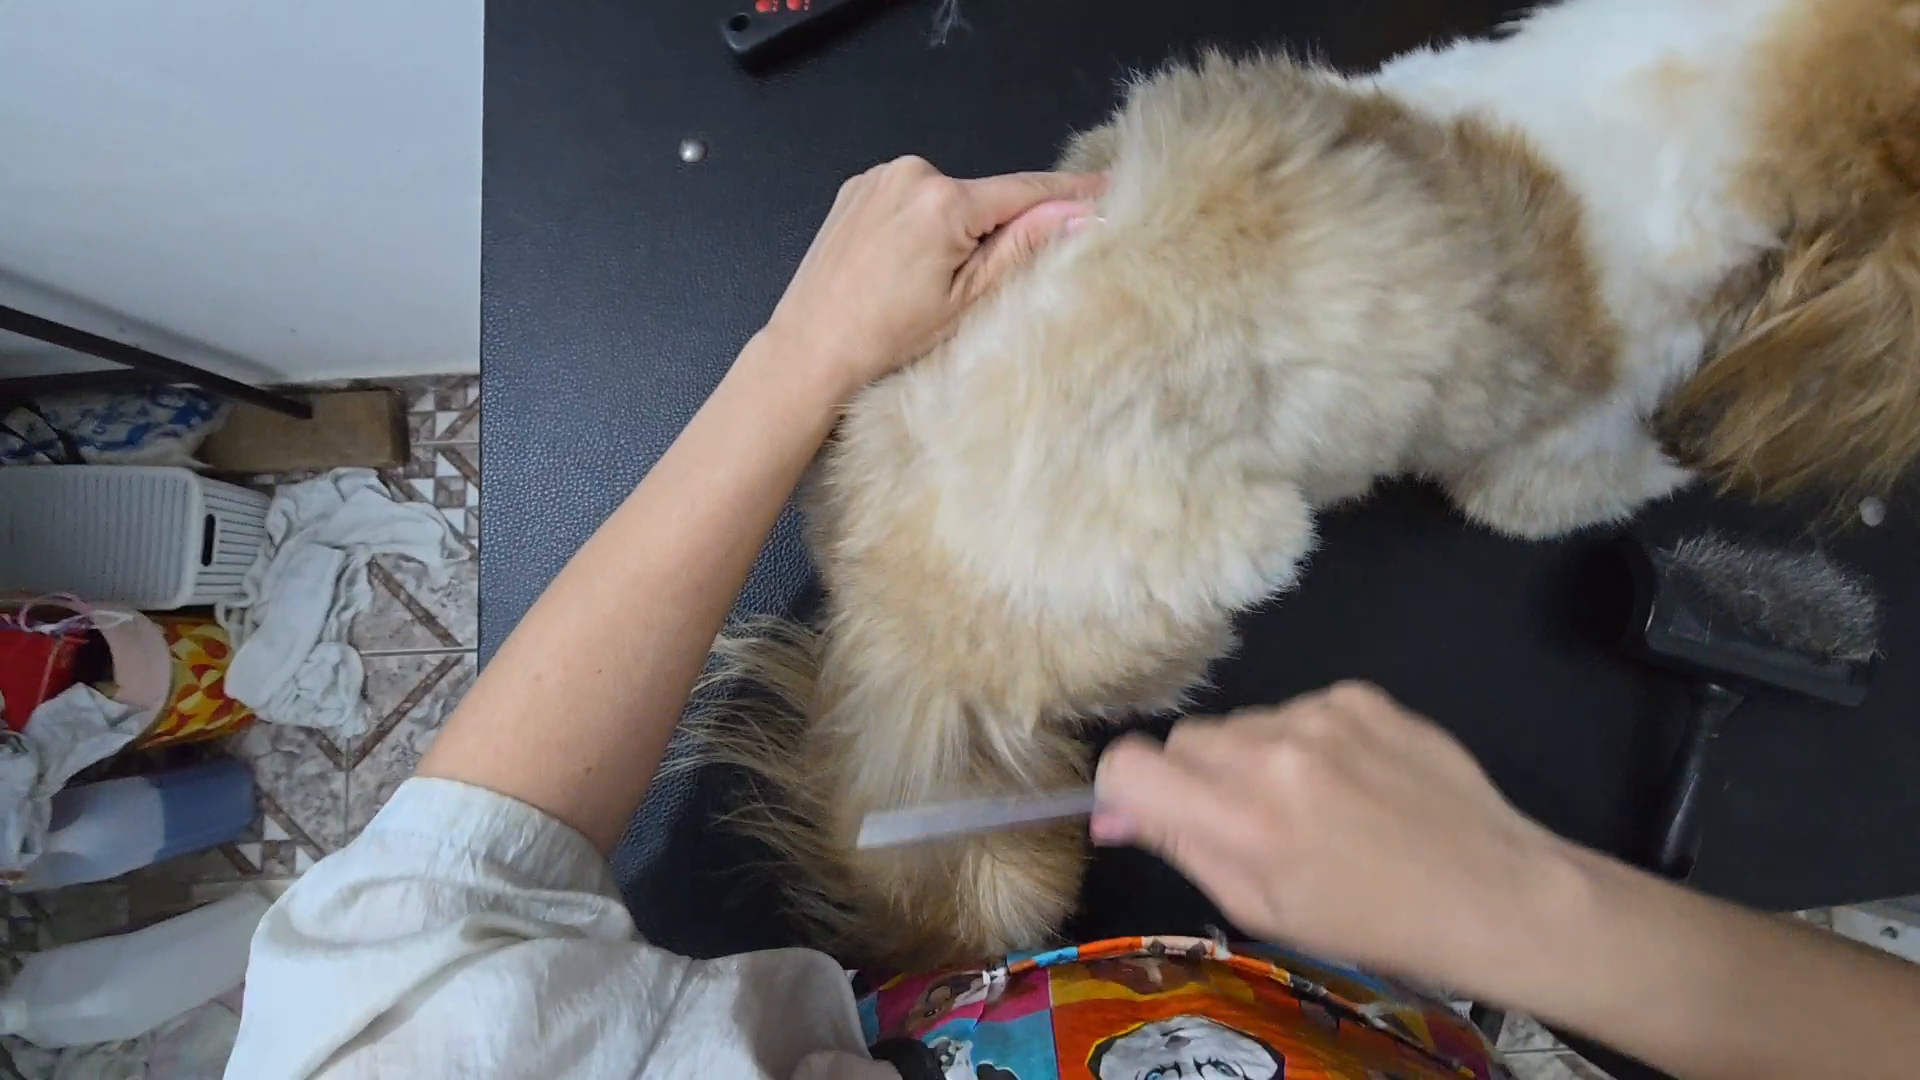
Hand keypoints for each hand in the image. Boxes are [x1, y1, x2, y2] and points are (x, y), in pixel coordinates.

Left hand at [762, 155, 1102, 395]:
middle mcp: (910, 172)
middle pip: (982, 196)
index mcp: (943, 200)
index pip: (1025, 189)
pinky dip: (922, 224)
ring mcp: (878, 177)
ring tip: (932, 282)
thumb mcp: (965, 301)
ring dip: (957, 227)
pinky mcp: (856, 190)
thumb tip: (1077, 214)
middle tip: (988, 280)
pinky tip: (904, 266)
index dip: (1068, 193)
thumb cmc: (887, 337)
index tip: (1108, 189)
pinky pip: (910, 200)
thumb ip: (1021, 249)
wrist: (810, 348)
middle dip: (997, 227)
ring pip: (945, 199)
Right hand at [1092, 683, 1569, 985]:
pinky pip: (1290, 710)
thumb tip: (1110, 812)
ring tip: (1308, 799)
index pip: (1130, 764)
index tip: (1148, 808)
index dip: (1125, 785)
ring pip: (1236, 724)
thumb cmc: (1374, 923)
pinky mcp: (1354, 694)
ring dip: (1249, 758)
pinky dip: (1299, 741)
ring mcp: (1317, 714)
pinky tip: (1346, 776)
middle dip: (1195, 776)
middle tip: (1246, 818)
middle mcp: (1271, 752)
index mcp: (1245, 820)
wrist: (1503, 893)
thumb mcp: (1262, 908)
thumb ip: (1178, 846)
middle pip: (1183, 739)